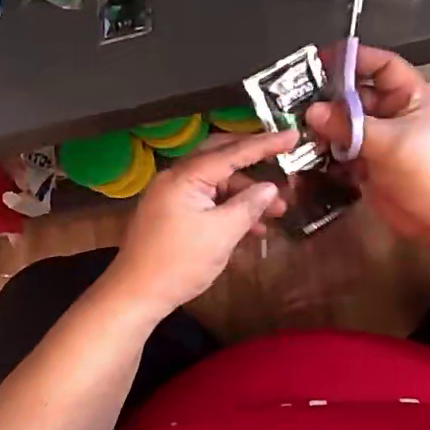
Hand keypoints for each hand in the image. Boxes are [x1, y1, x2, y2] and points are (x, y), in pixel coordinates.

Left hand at [99, 130, 297, 319]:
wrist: (135, 294)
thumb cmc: (179, 263)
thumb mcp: (222, 234)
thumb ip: (248, 205)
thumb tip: (270, 187)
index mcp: (185, 176)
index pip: (232, 152)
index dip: (266, 144)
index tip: (293, 135)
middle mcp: (175, 178)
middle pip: (220, 159)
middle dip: (254, 163)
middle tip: (284, 161)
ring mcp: (170, 195)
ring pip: (214, 183)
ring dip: (244, 194)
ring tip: (277, 211)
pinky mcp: (169, 214)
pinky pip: (204, 201)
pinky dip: (227, 209)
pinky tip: (251, 227)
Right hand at [304, 44, 429, 245]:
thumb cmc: (429, 172)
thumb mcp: (390, 142)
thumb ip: (348, 125)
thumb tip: (311, 111)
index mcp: (411, 97)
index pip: (382, 66)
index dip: (354, 59)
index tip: (319, 60)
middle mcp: (394, 114)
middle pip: (357, 97)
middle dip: (329, 98)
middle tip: (294, 100)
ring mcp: (381, 141)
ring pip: (346, 126)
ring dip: (324, 128)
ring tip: (294, 128)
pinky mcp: (369, 166)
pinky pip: (343, 152)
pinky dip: (326, 152)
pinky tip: (304, 152)